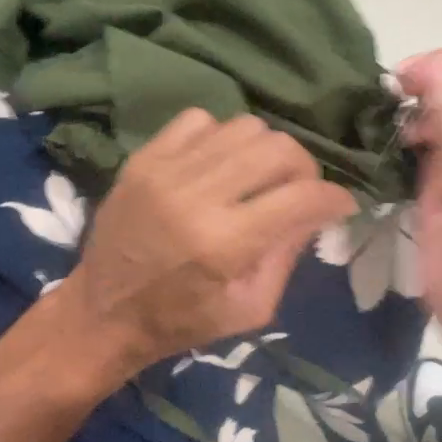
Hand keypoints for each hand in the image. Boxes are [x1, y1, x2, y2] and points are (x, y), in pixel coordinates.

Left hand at [59, 109, 357, 382]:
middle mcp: (197, 196)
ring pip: (244, 126)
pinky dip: (220, 137)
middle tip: (298, 191)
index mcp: (226, 244)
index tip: (339, 206)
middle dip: (304, 168)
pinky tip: (218, 165)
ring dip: (263, 150)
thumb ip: (288, 256)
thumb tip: (318, 210)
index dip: (334, 198)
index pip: (303, 196)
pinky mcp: (143, 159)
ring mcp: (166, 171)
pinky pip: (199, 120)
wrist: (102, 312)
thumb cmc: (181, 322)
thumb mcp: (250, 308)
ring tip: (257, 178)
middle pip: (278, 147)